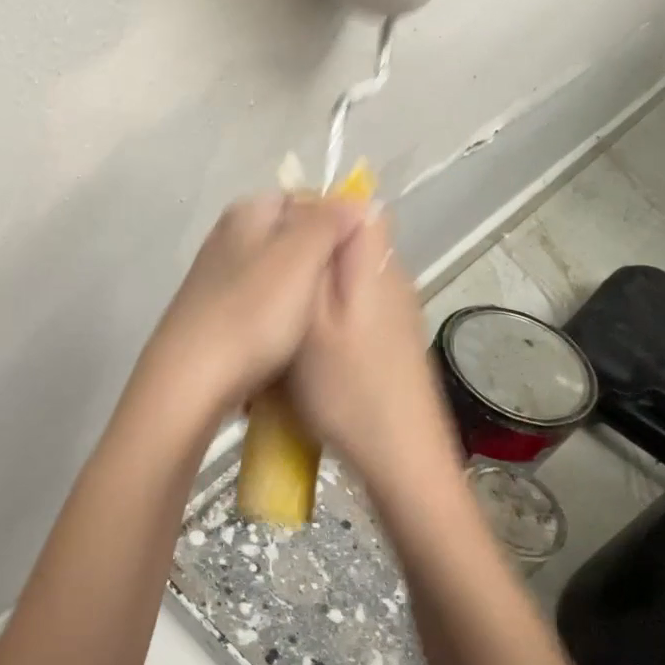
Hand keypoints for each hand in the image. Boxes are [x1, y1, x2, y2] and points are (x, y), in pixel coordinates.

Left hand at [133, 193, 365, 421]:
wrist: (190, 379)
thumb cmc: (251, 313)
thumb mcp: (298, 258)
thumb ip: (326, 223)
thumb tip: (353, 200)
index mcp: (244, 214)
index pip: (298, 198)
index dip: (332, 218)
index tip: (356, 251)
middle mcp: (225, 238)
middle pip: (285, 235)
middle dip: (317, 256)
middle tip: (344, 288)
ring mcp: (214, 278)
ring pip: (272, 273)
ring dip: (297, 291)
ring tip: (320, 317)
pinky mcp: (211, 315)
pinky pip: (257, 305)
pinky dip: (275, 317)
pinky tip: (287, 338)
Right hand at [289, 211, 460, 496]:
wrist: (399, 459)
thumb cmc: (345, 387)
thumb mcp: (314, 318)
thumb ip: (318, 260)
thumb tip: (324, 205)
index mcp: (375, 265)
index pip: (353, 207)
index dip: (313, 211)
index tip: (275, 240)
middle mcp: (391, 281)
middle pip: (343, 245)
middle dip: (304, 259)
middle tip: (264, 288)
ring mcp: (394, 314)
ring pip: (342, 282)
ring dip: (308, 295)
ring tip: (274, 323)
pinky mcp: (390, 343)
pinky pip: (347, 312)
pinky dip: (320, 323)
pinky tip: (299, 352)